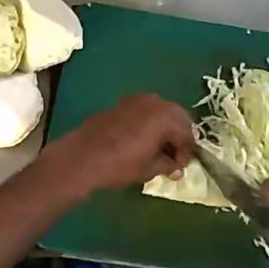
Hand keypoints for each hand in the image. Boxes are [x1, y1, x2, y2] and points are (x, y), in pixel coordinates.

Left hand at [39, 93, 194, 197]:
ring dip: (163, 127)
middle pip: (176, 117)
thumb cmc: (120, 164)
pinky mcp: (121, 103)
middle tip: (173, 156)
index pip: (186, 133)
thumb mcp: (148, 168)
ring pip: (160, 111)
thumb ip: (167, 165)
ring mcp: (136, 99)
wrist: (82, 156)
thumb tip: (176, 168)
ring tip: (158, 148)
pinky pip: (144, 110)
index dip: (186, 151)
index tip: (180, 166)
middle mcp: (155, 102)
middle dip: (177, 135)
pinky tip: (142, 139)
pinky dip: (148, 122)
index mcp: (166, 116)